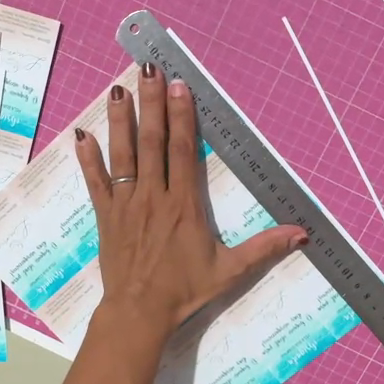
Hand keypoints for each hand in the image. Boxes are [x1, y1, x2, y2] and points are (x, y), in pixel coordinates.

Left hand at [76, 64, 306, 334]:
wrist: (140, 312)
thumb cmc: (184, 291)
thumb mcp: (229, 271)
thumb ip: (264, 249)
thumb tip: (302, 234)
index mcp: (184, 204)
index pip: (182, 150)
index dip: (181, 116)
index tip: (179, 86)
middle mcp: (154, 197)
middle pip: (152, 142)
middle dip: (150, 104)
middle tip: (147, 70)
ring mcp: (126, 205)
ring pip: (122, 155)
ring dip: (119, 121)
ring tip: (116, 89)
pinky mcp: (106, 217)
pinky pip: (95, 183)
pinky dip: (88, 160)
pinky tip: (81, 135)